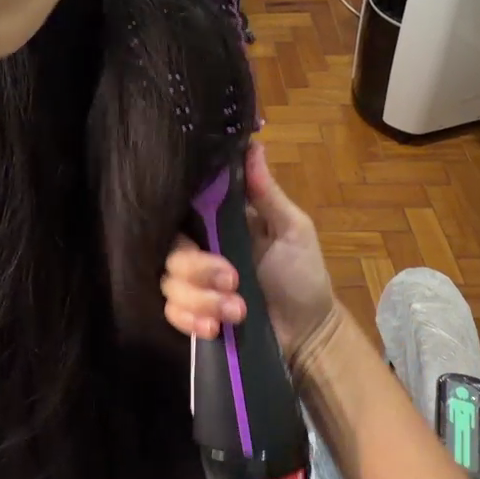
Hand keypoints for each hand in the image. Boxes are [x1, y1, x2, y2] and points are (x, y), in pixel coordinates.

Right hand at [161, 144, 333, 355]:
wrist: (309, 333)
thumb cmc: (303, 273)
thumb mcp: (292, 229)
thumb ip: (267, 193)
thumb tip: (253, 145)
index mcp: (220, 220)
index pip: (186, 206)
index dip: (186, 213)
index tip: (209, 229)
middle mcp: (201, 247)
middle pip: (172, 248)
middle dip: (199, 269)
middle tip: (233, 280)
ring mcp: (195, 282)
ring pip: (170, 282)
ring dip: (202, 299)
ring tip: (238, 311)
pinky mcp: (194, 313)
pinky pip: (171, 312)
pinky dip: (189, 320)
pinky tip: (214, 329)